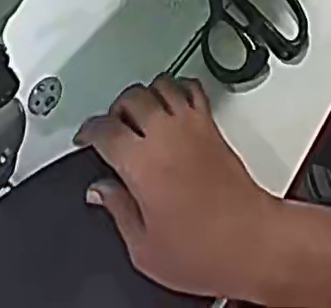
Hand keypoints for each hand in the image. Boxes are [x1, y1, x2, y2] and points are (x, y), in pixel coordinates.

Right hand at [76, 77, 291, 300]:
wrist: (245, 238)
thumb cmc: (200, 247)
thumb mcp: (142, 246)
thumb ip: (118, 209)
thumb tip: (101, 190)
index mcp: (142, 163)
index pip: (105, 129)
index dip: (89, 130)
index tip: (85, 137)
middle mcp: (168, 134)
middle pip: (133, 96)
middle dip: (116, 108)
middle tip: (111, 126)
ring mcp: (193, 124)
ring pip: (163, 84)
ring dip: (147, 93)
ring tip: (139, 111)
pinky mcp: (213, 123)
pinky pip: (193, 88)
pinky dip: (179, 87)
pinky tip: (174, 101)